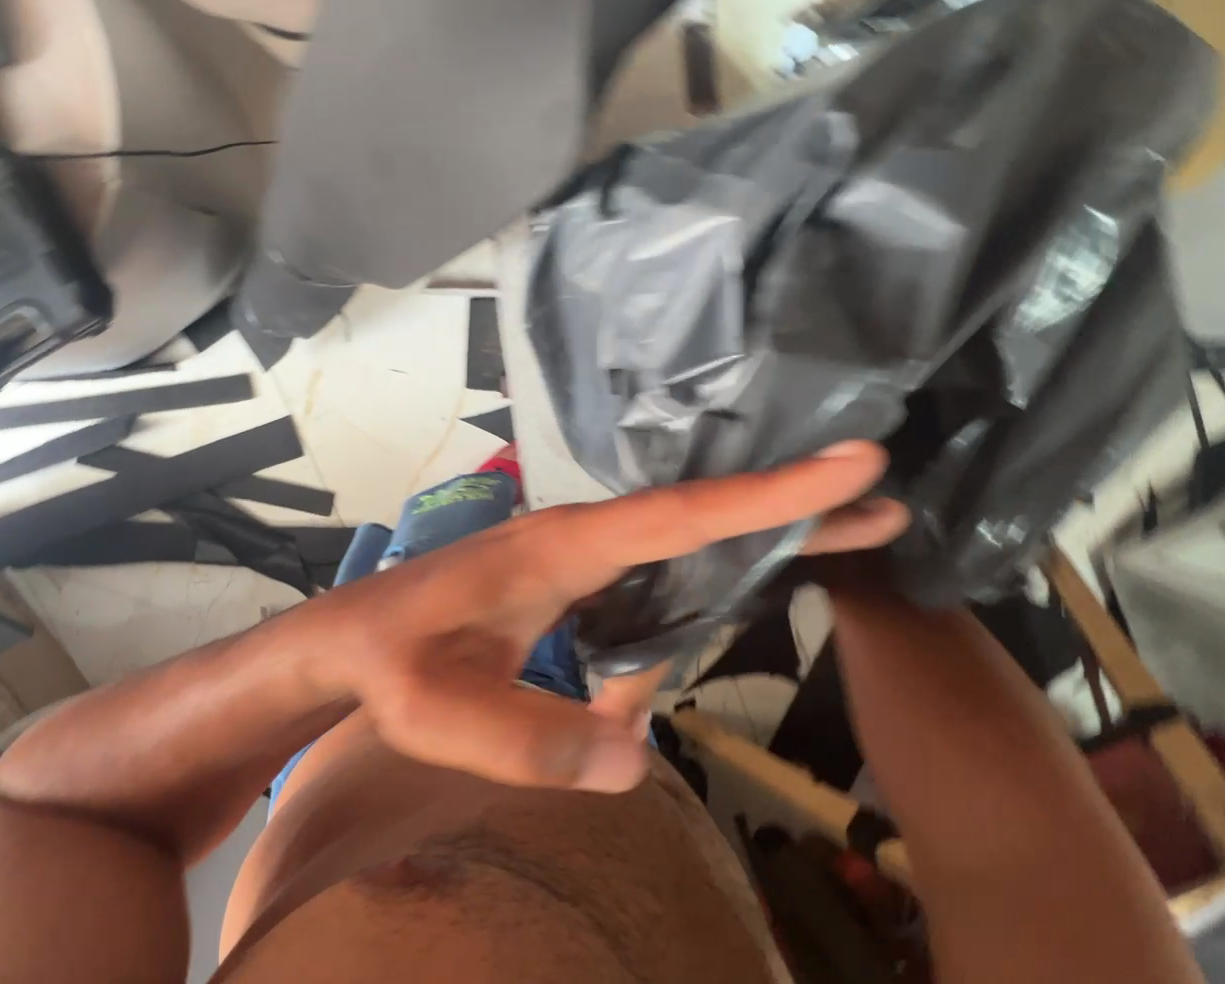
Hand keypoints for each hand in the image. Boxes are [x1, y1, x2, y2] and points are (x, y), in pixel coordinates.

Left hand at [288, 442, 908, 793]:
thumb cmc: (388, 666)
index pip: (679, 514)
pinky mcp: (570, 575)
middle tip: (880, 499)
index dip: (769, 494)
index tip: (852, 462)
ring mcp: (575, 552)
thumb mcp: (441, 713)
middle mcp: (579, 535)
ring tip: (838, 534)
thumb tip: (631, 762)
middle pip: (700, 515)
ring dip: (755, 532)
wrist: (344, 641)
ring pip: (681, 537)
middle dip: (790, 506)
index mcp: (562, 547)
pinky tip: (729, 590)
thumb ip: (528, 739)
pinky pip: (654, 566)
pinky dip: (706, 567)